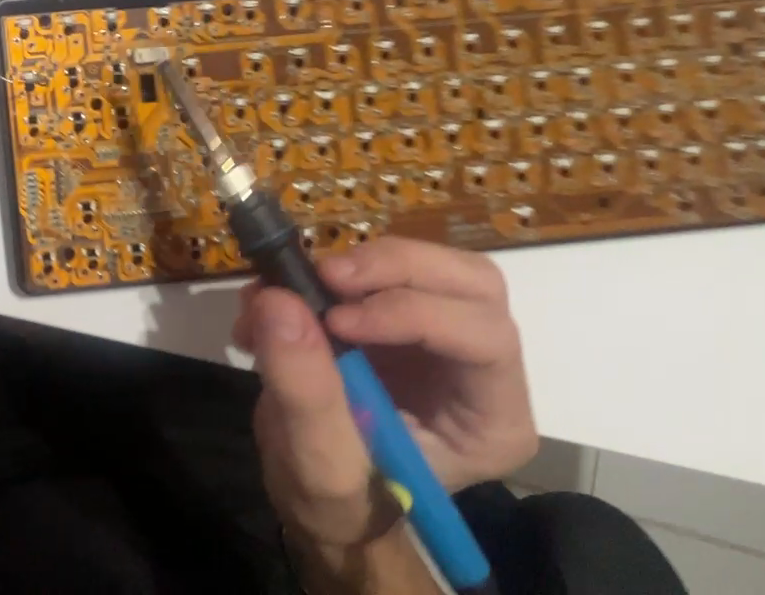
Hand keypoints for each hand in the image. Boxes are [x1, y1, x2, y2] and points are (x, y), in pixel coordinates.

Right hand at [233, 238, 536, 571]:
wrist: (315, 497)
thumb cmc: (335, 500)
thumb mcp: (318, 463)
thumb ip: (305, 388)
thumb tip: (276, 299)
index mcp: (490, 418)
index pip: (483, 337)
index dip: (410, 312)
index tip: (336, 319)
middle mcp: (480, 370)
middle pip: (468, 284)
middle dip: (392, 268)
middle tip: (321, 275)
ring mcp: (439, 338)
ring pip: (427, 264)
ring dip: (356, 264)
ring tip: (288, 287)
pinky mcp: (393, 317)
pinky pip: (373, 270)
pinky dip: (319, 272)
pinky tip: (274, 302)